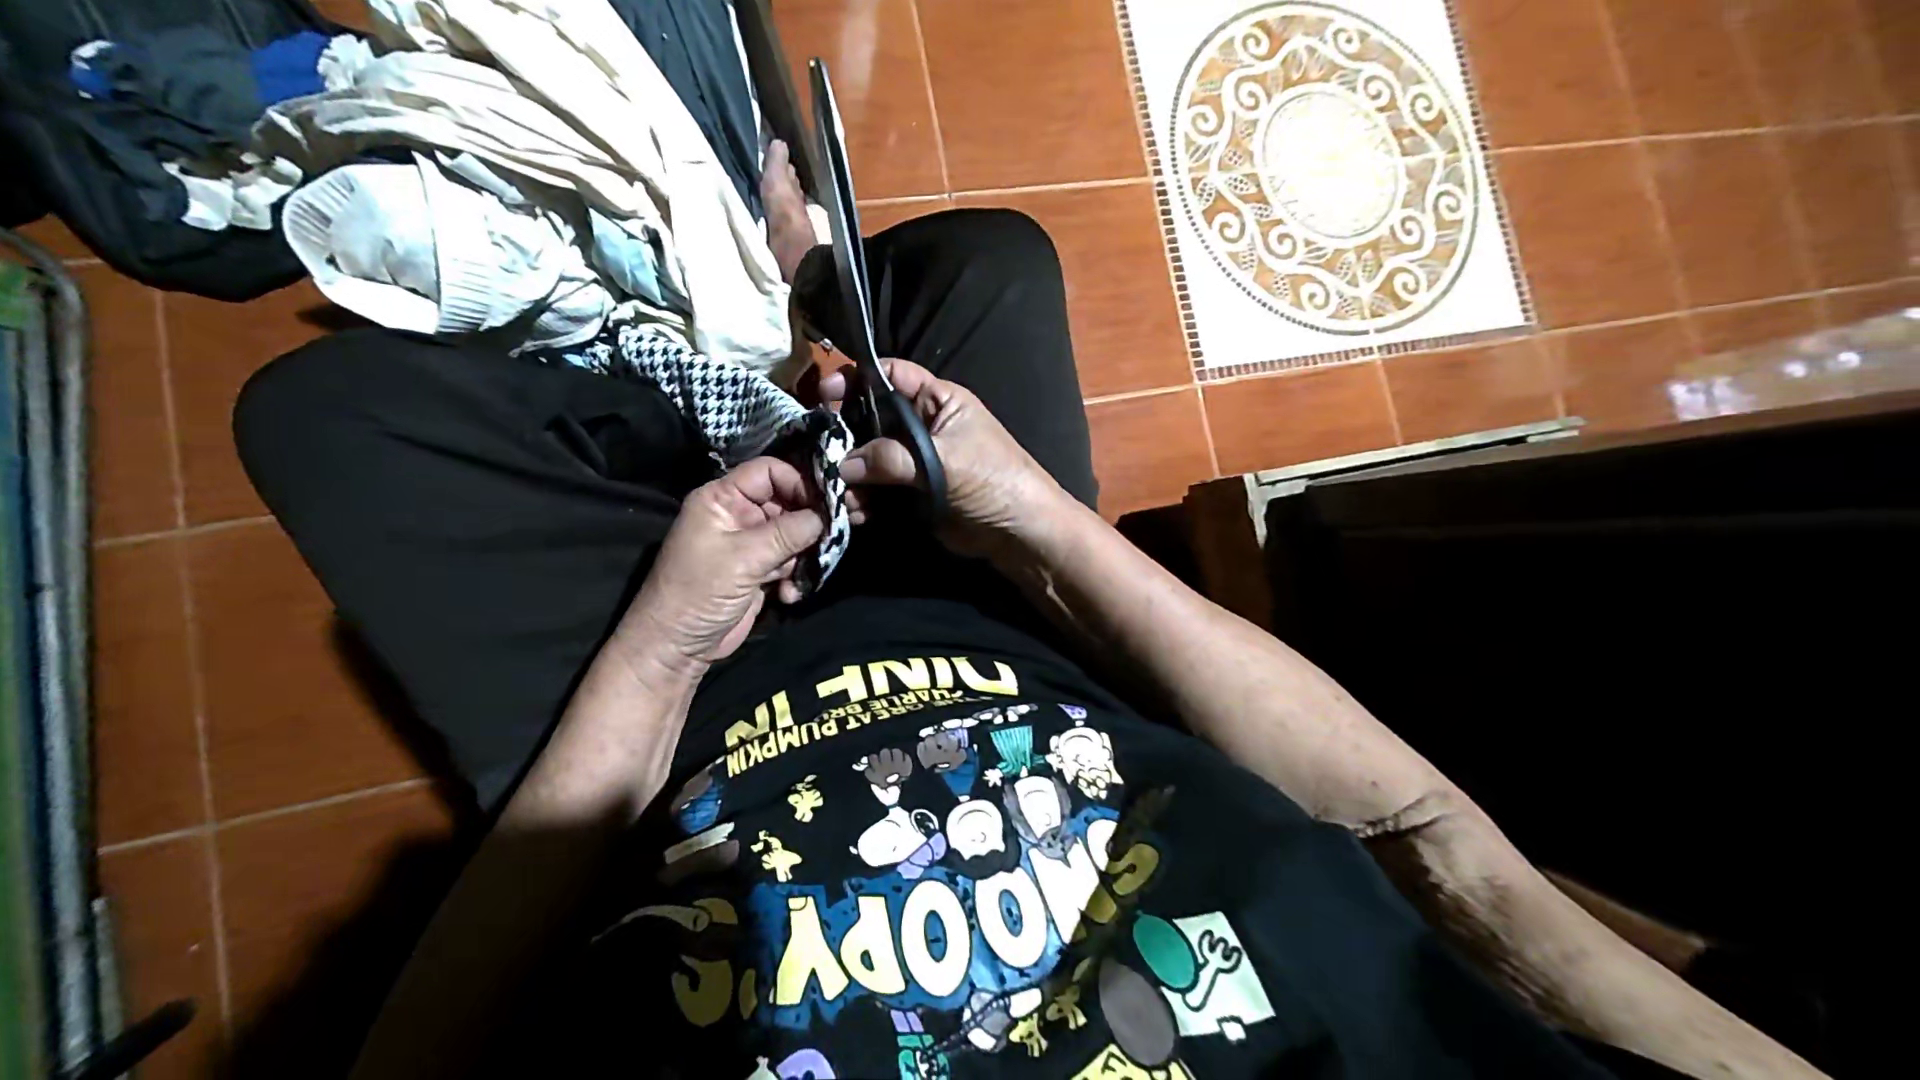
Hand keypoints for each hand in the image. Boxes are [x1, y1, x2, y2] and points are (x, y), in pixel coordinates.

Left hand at [613, 457, 825, 674]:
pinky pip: (789, 562)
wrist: (678, 647)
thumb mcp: (745, 558)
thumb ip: (788, 533)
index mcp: (722, 499)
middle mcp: (736, 516)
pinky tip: (788, 595)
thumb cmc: (699, 593)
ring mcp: (748, 545)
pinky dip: (794, 576)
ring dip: (802, 555)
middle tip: (828, 540)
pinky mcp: (758, 571)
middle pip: (786, 503)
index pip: (768, 471)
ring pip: (793, 535)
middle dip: (807, 523)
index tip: (825, 504)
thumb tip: (827, 515)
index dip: (798, 483)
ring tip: (801, 574)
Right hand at [820, 359, 1068, 558]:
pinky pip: (877, 488)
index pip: (892, 376)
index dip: (858, 378)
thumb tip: (844, 464)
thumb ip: (893, 458)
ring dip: (851, 474)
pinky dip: (862, 498)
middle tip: (821, 448)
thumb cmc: (994, 480)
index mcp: (938, 401)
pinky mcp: (910, 492)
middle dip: (845, 432)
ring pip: (869, 458)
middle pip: (872, 418)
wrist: (1017, 532)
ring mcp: (914, 461)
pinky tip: (853, 511)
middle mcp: (922, 426)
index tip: (826, 391)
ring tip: (838, 491)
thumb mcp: (945, 460)